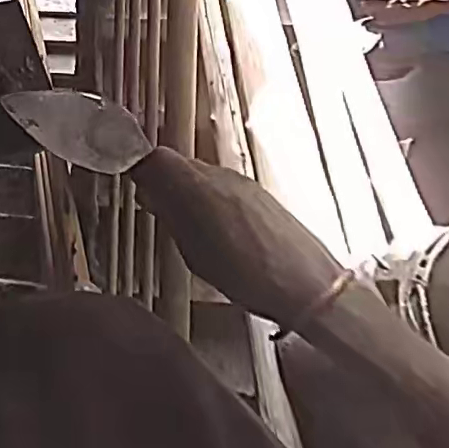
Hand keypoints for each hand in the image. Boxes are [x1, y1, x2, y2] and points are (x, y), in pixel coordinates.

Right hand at [129, 148, 342, 328]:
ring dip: (186, 189)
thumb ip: (170, 218)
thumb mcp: (194, 253)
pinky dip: (209, 196)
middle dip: (162, 180)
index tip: (134, 186)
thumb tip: (150, 195)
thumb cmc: (248, 278)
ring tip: (186, 222)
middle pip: (177, 162)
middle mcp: (220, 175)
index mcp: (197, 187)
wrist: (313, 290)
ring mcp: (243, 182)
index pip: (155, 157)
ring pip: (200, 173)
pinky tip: (216, 226)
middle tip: (155, 206)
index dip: (140, 168)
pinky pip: (222, 184)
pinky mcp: (260, 192)